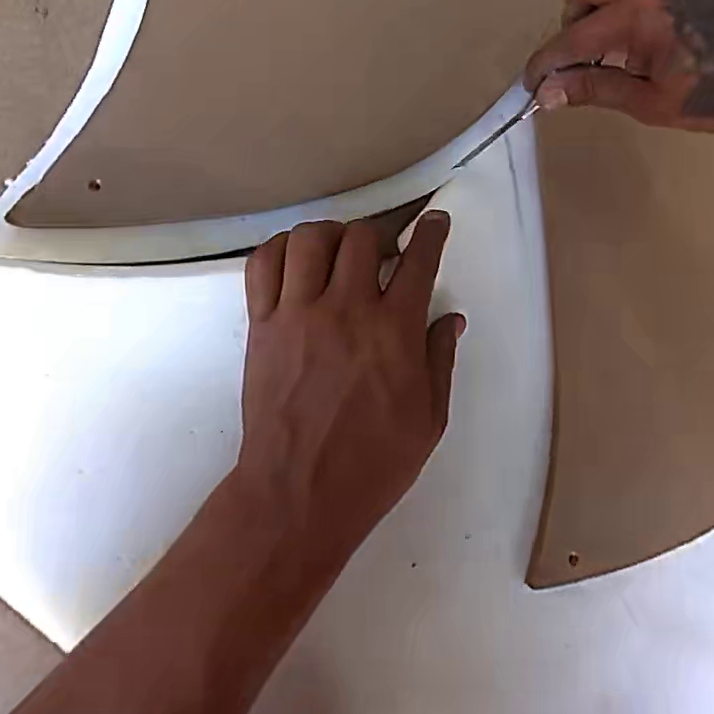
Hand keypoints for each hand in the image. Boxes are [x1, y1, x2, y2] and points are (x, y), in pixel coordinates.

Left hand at [235, 212, 465, 554]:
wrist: (298, 492)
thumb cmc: (372, 462)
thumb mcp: (428, 419)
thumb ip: (440, 359)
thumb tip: (451, 318)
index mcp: (393, 330)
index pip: (418, 261)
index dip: (431, 233)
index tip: (434, 220)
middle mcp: (346, 308)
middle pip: (361, 236)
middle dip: (379, 232)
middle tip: (382, 250)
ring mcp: (298, 312)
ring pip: (309, 239)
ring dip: (330, 234)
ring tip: (337, 250)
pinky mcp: (262, 323)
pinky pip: (263, 265)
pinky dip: (279, 249)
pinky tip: (293, 259)